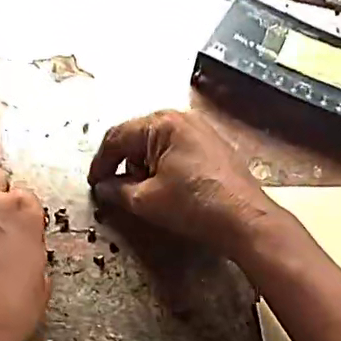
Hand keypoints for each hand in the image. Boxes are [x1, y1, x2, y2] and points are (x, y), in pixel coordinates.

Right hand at [88, 110, 282, 257]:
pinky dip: (166, 170)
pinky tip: (168, 192)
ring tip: (145, 196)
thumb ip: (118, 191)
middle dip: (125, 165)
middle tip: (117, 191)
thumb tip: (104, 188)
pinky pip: (179, 153)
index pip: (117, 136)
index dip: (101, 163)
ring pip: (159, 146)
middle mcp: (183, 119)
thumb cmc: (197, 207)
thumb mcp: (147, 200)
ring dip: (145, 169)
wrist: (245, 221)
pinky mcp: (215, 150)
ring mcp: (203, 132)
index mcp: (163, 123)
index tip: (94, 183)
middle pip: (139, 138)